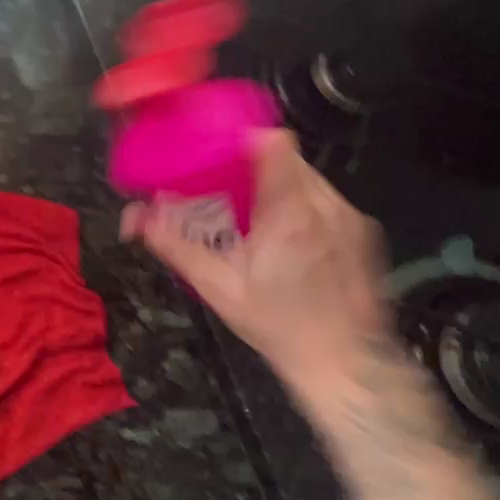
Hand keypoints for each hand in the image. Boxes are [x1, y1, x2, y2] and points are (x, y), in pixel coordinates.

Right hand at [122, 130, 388, 390]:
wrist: (345, 360)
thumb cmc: (277, 323)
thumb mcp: (215, 286)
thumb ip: (174, 246)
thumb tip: (135, 219)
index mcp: (289, 213)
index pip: (275, 145)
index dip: (244, 138)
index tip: (217, 148)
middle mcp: (328, 206)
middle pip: (290, 160)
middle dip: (253, 167)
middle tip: (223, 188)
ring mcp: (351, 219)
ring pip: (310, 181)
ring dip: (278, 188)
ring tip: (250, 215)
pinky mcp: (364, 234)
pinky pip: (328, 203)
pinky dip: (301, 208)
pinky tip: (284, 240)